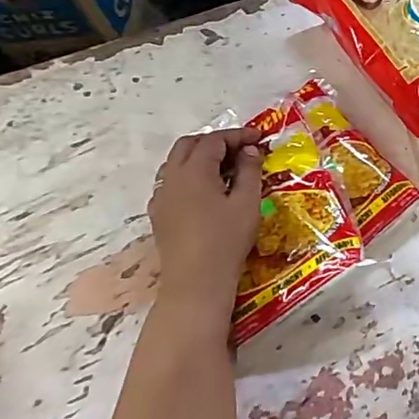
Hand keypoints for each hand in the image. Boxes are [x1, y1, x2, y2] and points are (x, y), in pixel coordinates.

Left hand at [147, 127, 263, 327]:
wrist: (196, 283)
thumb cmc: (226, 239)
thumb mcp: (247, 202)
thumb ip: (248, 170)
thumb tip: (248, 151)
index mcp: (193, 170)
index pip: (214, 140)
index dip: (237, 136)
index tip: (259, 138)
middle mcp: (171, 178)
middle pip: (189, 145)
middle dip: (216, 142)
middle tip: (242, 149)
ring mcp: (161, 197)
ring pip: (176, 163)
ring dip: (200, 157)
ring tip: (226, 168)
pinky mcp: (159, 215)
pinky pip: (171, 183)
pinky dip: (190, 176)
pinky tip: (208, 192)